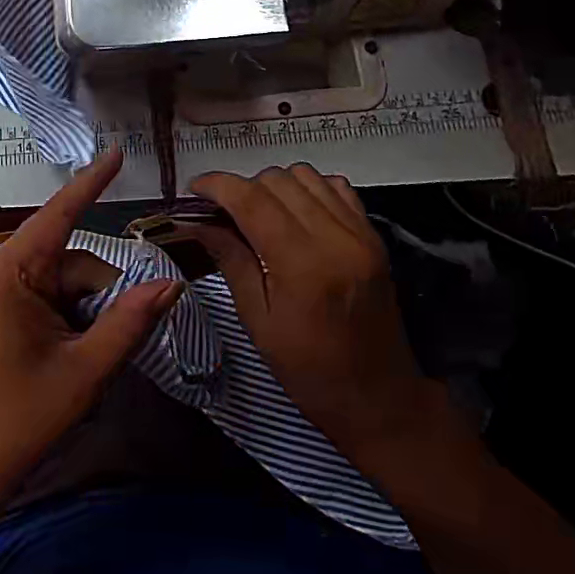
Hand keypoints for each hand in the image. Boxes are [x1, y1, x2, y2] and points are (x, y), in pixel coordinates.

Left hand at [0, 149, 180, 511]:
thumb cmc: (17, 421)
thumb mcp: (84, 371)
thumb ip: (130, 322)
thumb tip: (171, 284)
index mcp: (9, 272)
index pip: (60, 214)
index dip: (93, 182)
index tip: (118, 151)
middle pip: (68, 261)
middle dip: (97, 296)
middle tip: (102, 348)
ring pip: (57, 280)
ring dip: (81, 311)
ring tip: (78, 360)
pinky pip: (39, 292)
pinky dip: (62, 315)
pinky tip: (62, 353)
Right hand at [187, 164, 437, 462]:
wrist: (379, 398)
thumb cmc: (310, 371)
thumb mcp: (258, 321)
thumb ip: (230, 260)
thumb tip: (196, 223)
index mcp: (303, 265)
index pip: (252, 200)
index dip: (217, 185)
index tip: (194, 189)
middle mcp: (335, 238)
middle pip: (277, 180)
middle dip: (242, 188)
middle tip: (223, 212)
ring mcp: (360, 233)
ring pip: (305, 175)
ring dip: (274, 185)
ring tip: (259, 212)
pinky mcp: (373, 235)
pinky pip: (335, 187)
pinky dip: (309, 189)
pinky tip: (295, 213)